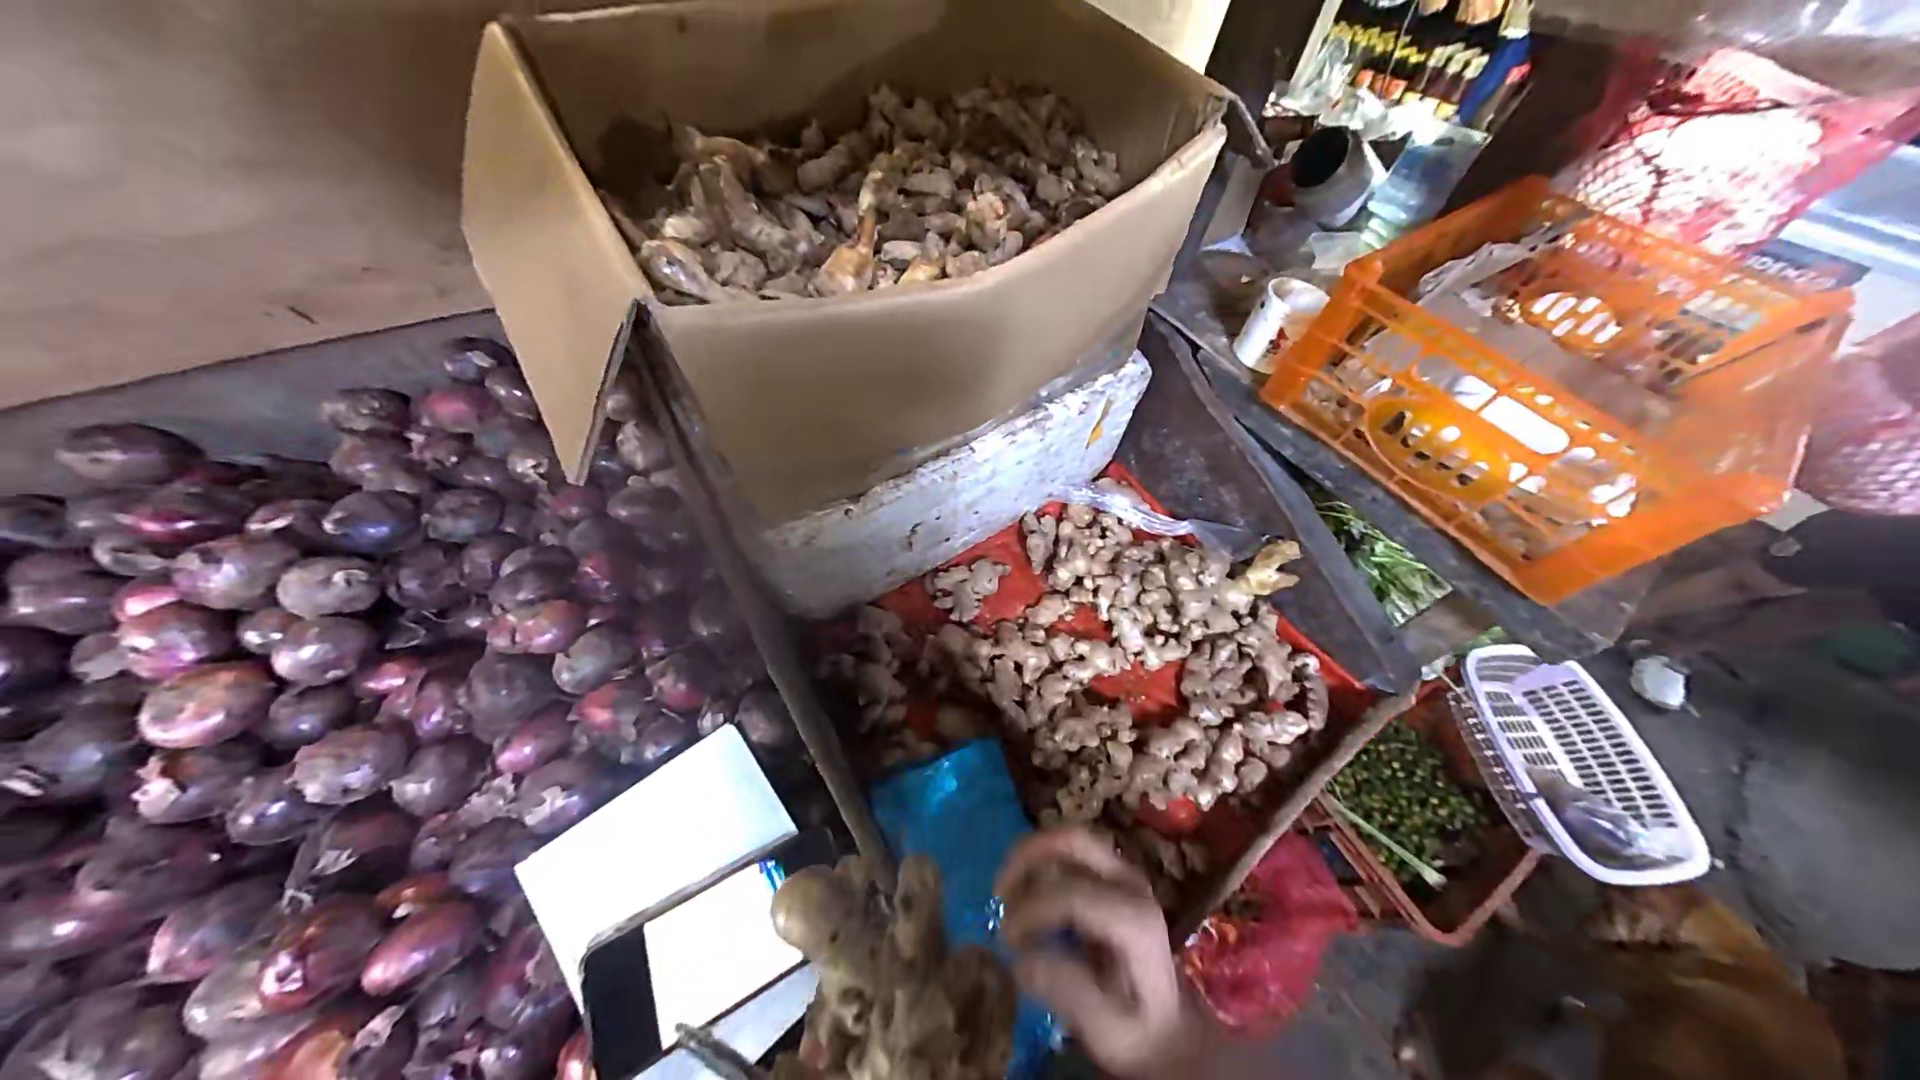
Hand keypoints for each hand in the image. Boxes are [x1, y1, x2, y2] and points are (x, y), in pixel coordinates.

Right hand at [996, 829, 1203, 1078]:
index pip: (1073, 896)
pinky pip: (1069, 851)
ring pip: (1068, 839)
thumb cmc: (1138, 1033)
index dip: (1032, 911)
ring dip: (1030, 856)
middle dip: (1027, 857)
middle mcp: (1131, 885)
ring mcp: (1122, 874)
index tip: (1007, 939)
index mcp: (1135, 922)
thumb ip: (1068, 994)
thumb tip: (1021, 960)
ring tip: (1005, 893)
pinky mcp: (1110, 874)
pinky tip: (1023, 893)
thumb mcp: (1106, 1030)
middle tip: (998, 892)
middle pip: (1073, 842)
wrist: (1170, 1027)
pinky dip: (1039, 862)